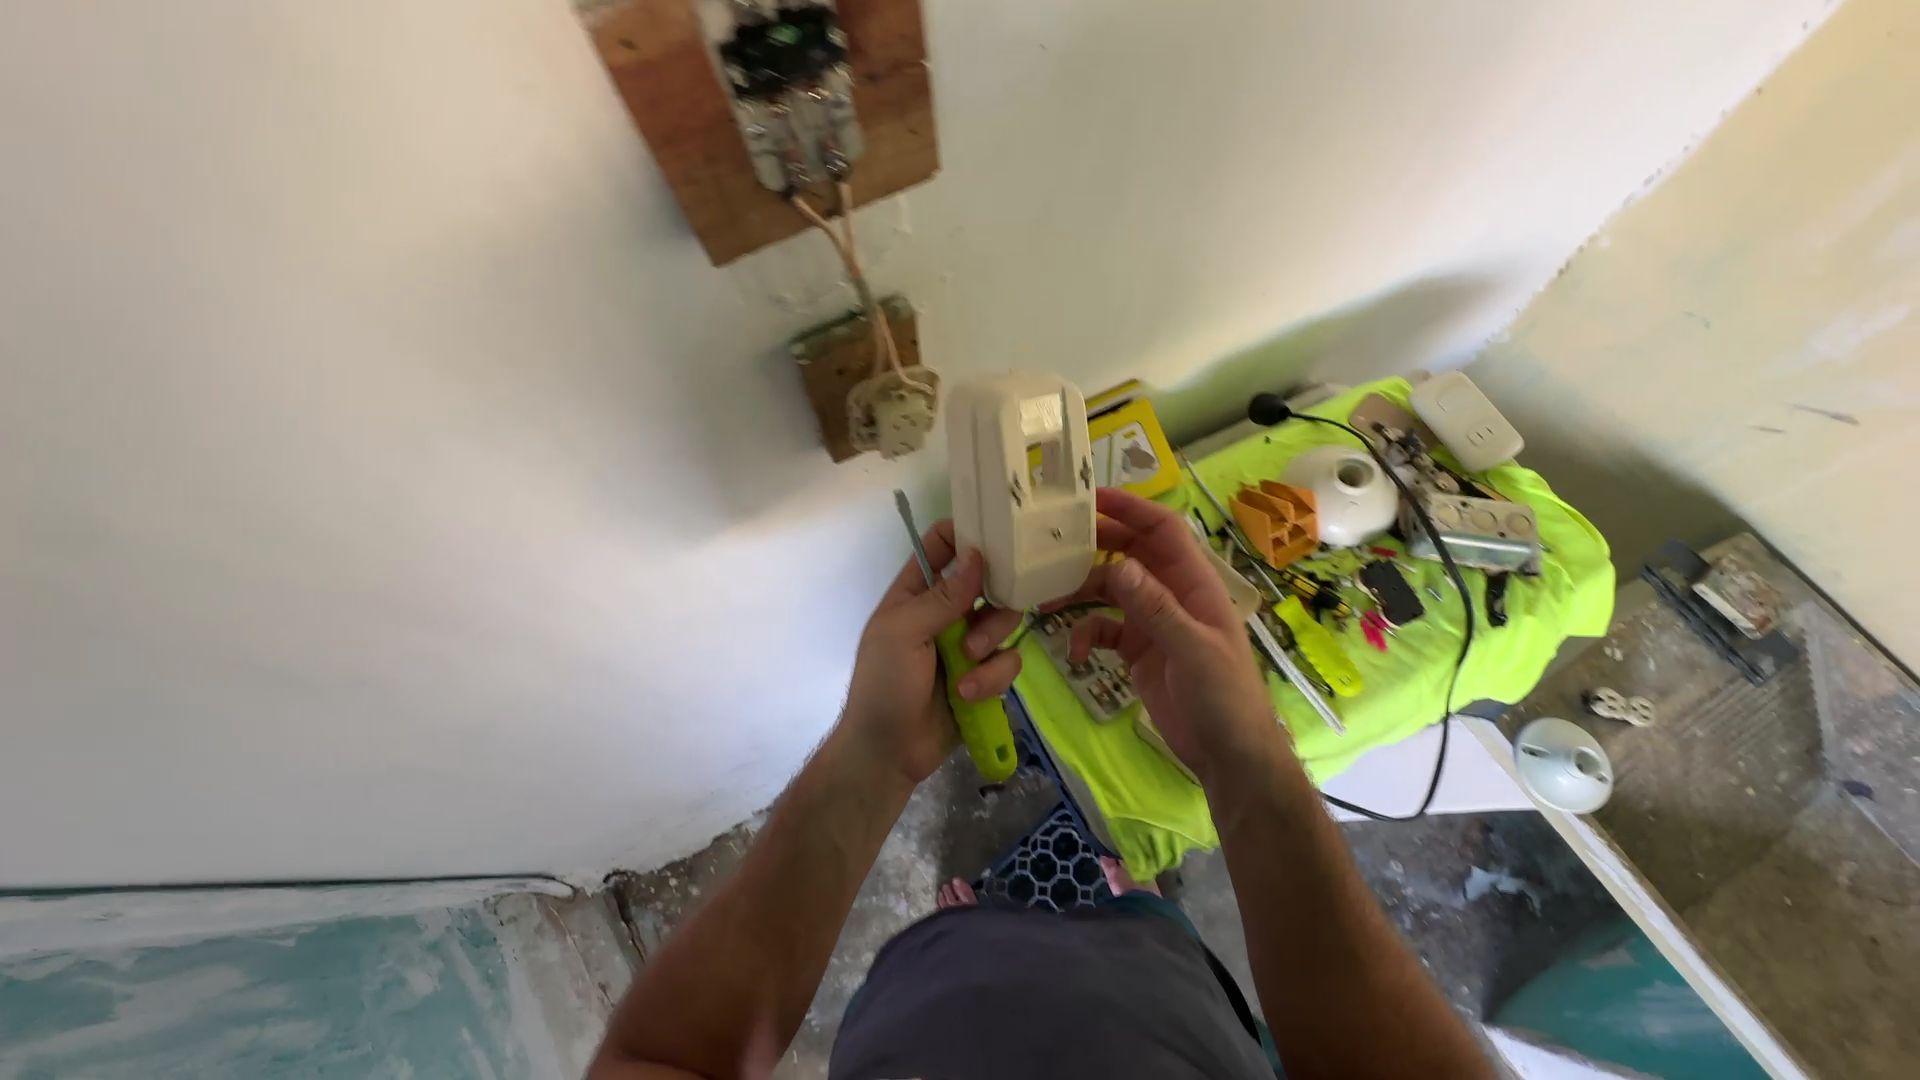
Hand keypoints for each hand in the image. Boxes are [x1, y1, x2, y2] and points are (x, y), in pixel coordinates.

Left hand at [840, 520, 1026, 785]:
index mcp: (916, 591)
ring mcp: (967, 643)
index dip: (968, 535)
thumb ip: (943, 595)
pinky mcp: (986, 675)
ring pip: (1004, 623)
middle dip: (991, 604)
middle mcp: (945, 610)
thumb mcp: (904, 633)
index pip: (943, 545)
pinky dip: (992, 678)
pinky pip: (1008, 662)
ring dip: (990, 645)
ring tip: (967, 668)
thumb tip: (978, 554)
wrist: (888, 752)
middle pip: (988, 583)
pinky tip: (968, 695)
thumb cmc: (883, 685)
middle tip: (979, 626)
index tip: (998, 536)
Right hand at [1060, 488, 1285, 784]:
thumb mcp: (1193, 650)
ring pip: (1109, 590)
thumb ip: (1155, 608)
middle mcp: (1171, 594)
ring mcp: (1152, 622)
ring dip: (1079, 592)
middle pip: (1129, 553)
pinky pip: (1103, 629)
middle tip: (1052, 543)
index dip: (1132, 508)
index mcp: (1194, 583)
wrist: (1228, 755)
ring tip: (1045, 600)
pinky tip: (1076, 655)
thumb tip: (1119, 565)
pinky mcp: (1137, 649)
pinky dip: (1086, 636)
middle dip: (1094, 546)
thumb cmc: (1225, 697)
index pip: (1163, 530)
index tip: (1091, 497)